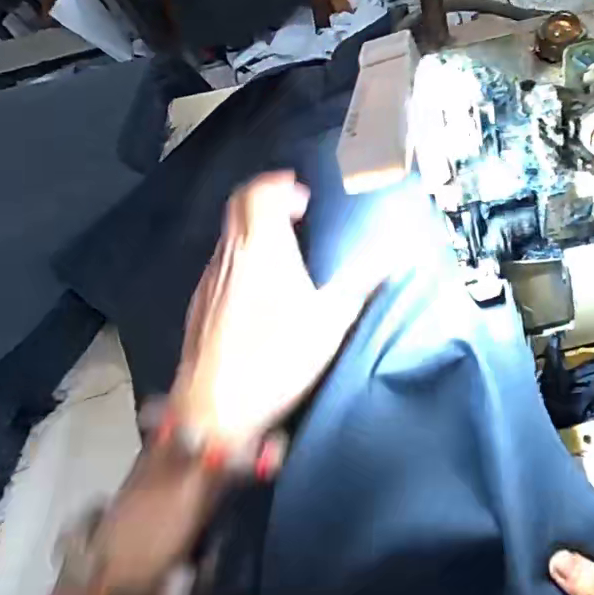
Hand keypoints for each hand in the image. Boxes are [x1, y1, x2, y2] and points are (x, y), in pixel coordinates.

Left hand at [166, 170, 383, 446]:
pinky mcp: (199, 306)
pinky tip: (263, 290)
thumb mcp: (331, 322)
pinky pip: (223, 264)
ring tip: (287, 251)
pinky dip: (245, 258)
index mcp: (262, 247)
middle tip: (299, 215)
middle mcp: (229, 255)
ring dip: (257, 231)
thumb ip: (362, 284)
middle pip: (240, 207)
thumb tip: (394, 258)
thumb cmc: (275, 358)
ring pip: (230, 237)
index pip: (258, 192)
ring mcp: (209, 280)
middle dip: (269, 202)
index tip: (302, 194)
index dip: (278, 184)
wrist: (213, 410)